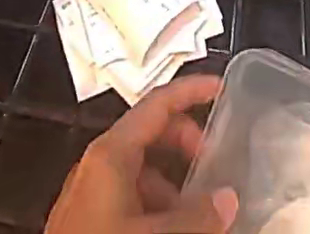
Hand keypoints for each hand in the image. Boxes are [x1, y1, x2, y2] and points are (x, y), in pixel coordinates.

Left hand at [45, 75, 236, 233]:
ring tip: (197, 214)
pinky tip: (171, 228)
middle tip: (214, 164)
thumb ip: (196, 216)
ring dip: (173, 183)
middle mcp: (96, 165)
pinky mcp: (84, 224)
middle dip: (186, 142)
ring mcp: (87, 195)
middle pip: (150, 132)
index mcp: (110, 154)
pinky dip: (155, 205)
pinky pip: (128, 197)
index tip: (220, 89)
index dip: (191, 91)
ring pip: (141, 170)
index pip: (158, 103)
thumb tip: (226, 199)